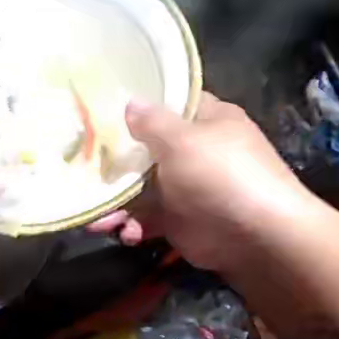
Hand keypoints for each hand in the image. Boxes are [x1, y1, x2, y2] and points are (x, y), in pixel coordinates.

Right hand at [90, 93, 317, 273]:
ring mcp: (187, 189)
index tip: (99, 110)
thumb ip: (151, 122)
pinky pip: (148, 220)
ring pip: (140, 191)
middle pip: (145, 151)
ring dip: (117, 204)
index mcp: (206, 120)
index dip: (137, 106)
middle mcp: (195, 152)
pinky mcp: (180, 222)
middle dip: (114, 164)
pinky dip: (133, 227)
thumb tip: (129, 102)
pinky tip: (125, 234)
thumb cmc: (220, 175)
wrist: (257, 236)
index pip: (168, 104)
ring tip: (96, 220)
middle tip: (81, 171)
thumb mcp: (182, 139)